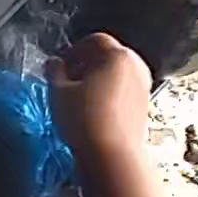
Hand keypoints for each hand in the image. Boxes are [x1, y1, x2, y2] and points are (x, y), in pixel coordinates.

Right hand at [48, 33, 152, 162]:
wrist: (111, 155)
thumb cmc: (83, 120)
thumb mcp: (58, 93)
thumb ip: (54, 72)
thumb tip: (54, 64)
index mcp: (117, 55)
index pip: (93, 41)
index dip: (73, 51)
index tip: (59, 66)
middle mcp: (135, 66)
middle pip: (108, 57)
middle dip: (86, 66)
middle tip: (67, 81)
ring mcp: (143, 87)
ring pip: (116, 76)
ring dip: (97, 82)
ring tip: (78, 99)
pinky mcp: (144, 107)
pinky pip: (123, 92)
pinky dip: (108, 96)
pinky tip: (92, 113)